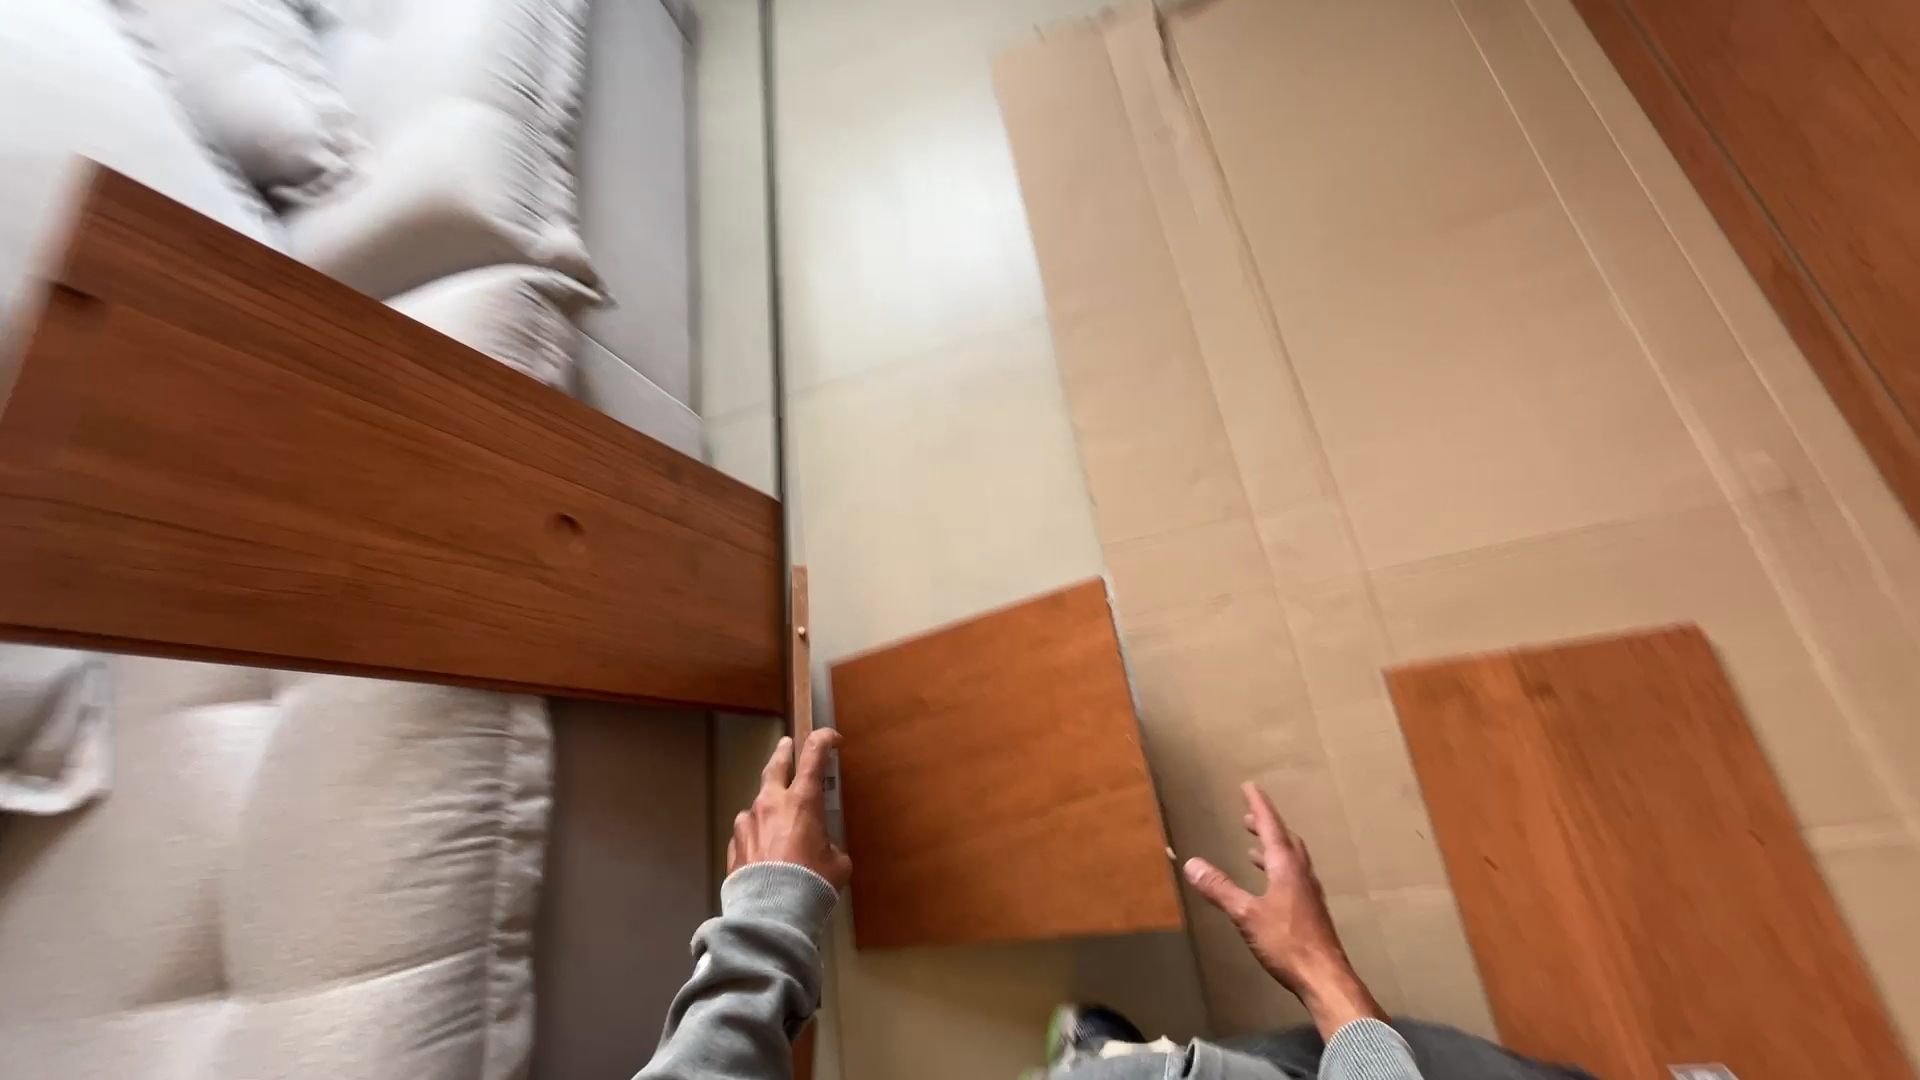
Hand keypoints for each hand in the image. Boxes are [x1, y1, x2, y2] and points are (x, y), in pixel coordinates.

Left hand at [728, 728, 852, 891]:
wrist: (770, 915)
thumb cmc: (811, 884)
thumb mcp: (837, 863)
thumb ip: (829, 846)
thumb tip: (821, 848)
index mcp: (802, 801)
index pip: (814, 755)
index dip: (824, 741)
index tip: (832, 738)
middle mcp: (771, 804)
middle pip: (776, 766)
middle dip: (784, 752)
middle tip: (787, 744)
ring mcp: (747, 824)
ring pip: (758, 804)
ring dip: (768, 807)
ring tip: (777, 824)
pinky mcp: (733, 846)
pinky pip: (747, 832)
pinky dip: (756, 835)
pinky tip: (763, 852)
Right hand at [1183, 782, 1384, 1038]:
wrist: (1326, 980)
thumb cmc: (1287, 943)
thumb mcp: (1246, 914)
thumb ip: (1219, 889)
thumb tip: (1191, 864)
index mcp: (1286, 867)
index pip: (1271, 827)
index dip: (1258, 805)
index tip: (1249, 786)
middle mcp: (1301, 874)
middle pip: (1285, 841)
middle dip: (1267, 826)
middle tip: (1248, 818)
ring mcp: (1309, 894)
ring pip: (1292, 860)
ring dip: (1273, 848)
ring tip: (1254, 849)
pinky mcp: (1312, 913)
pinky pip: (1293, 878)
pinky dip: (1278, 869)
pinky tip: (1269, 886)